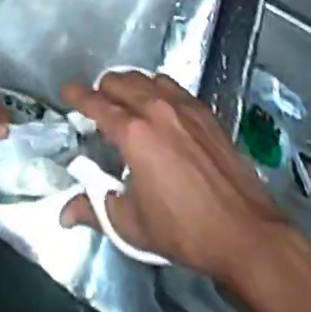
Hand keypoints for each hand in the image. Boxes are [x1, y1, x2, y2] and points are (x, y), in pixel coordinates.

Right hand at [58, 71, 286, 280]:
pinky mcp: (205, 112)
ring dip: (130, 85)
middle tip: (96, 104)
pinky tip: (159, 106)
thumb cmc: (184, 230)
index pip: (96, 103)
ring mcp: (184, 107)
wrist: (245, 232)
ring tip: (125, 101)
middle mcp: (156, 109)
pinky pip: (172, 87)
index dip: (77, 95)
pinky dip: (157, 89)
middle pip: (120, 81)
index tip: (67, 91)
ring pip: (146, 78)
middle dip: (102, 89)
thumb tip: (64, 213)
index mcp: (133, 133)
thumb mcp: (132, 225)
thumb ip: (94, 209)